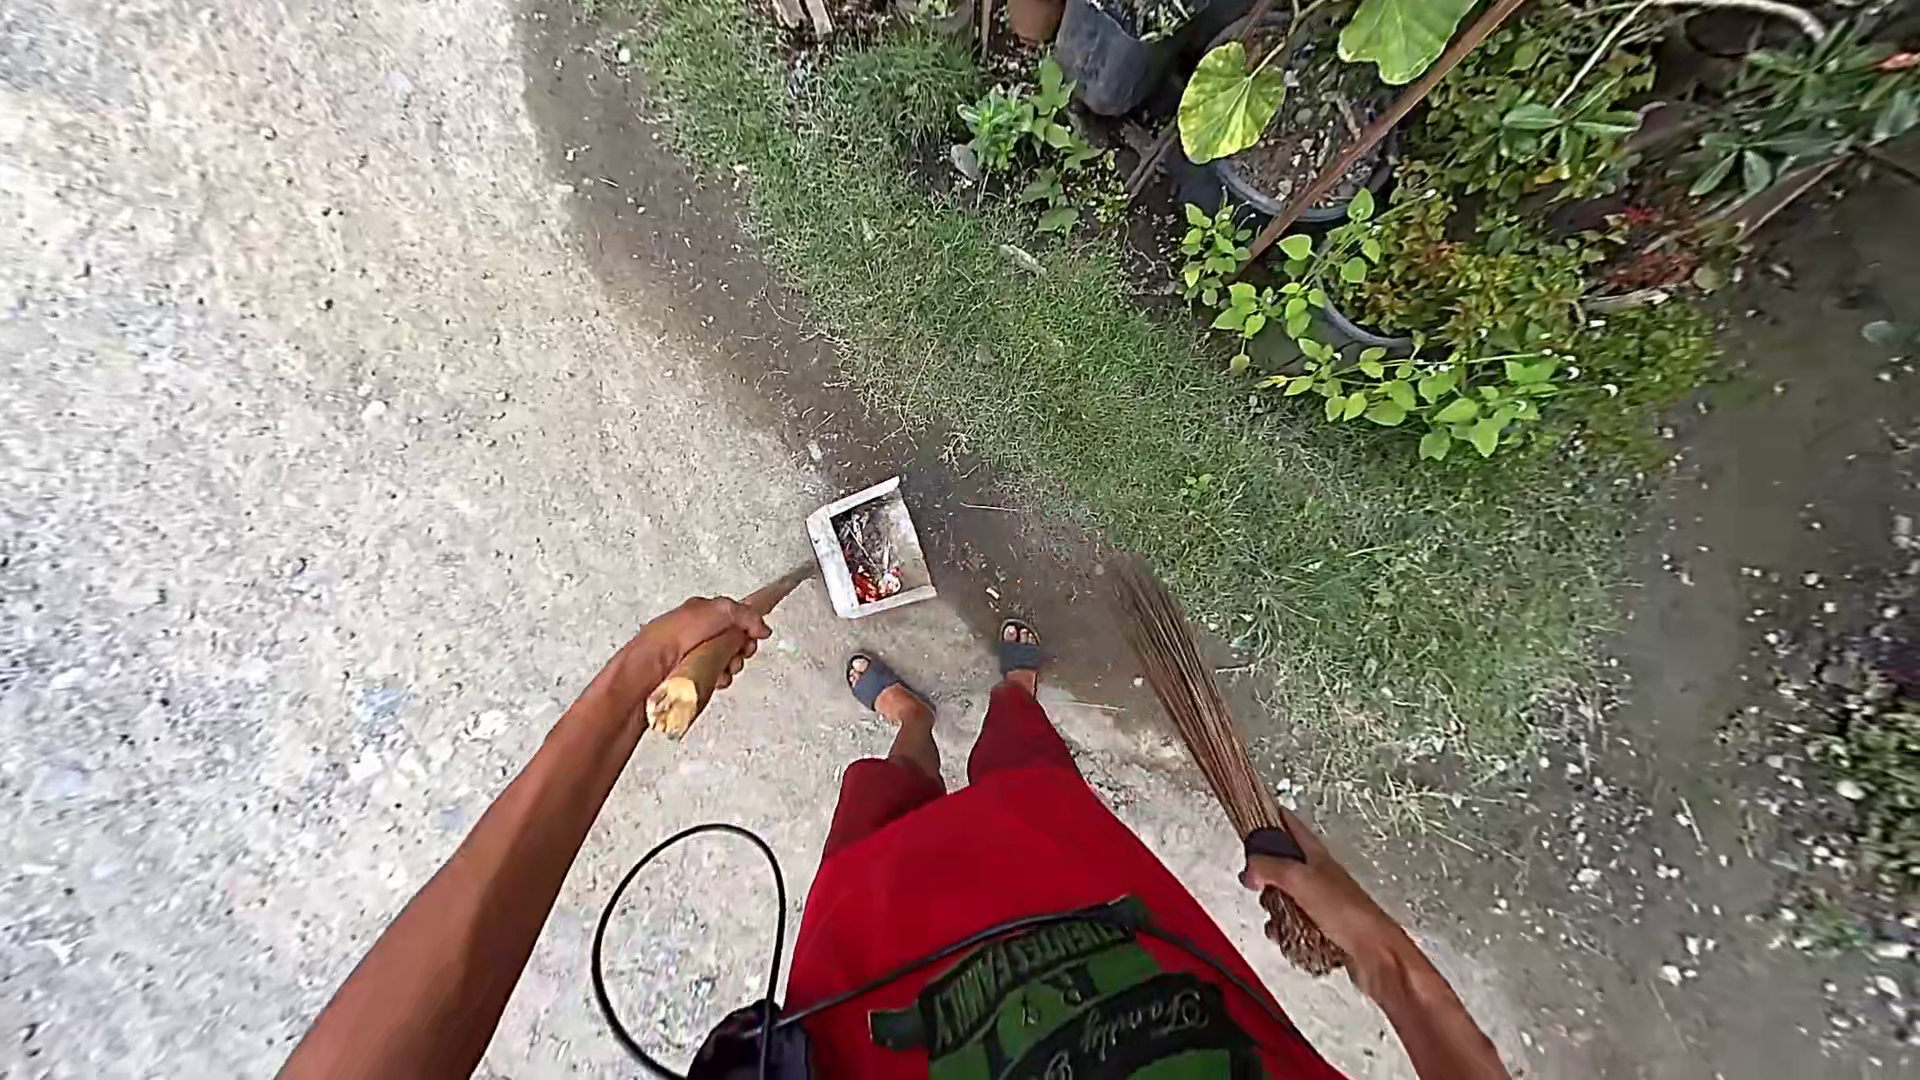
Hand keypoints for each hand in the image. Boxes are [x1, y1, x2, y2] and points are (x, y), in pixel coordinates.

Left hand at [622, 596, 771, 693]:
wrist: (651, 666)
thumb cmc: (675, 634)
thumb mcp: (721, 610)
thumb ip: (747, 615)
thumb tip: (762, 627)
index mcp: (702, 613)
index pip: (736, 617)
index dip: (748, 626)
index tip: (755, 633)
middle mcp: (698, 633)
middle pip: (736, 640)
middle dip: (743, 647)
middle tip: (740, 650)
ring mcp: (696, 655)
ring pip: (729, 660)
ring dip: (733, 663)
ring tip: (725, 665)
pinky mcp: (695, 675)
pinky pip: (719, 676)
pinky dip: (722, 677)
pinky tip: (717, 677)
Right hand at [1241, 808, 1413, 999]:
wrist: (1378, 958)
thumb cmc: (1351, 913)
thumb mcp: (1297, 878)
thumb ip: (1266, 867)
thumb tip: (1249, 870)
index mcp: (1315, 854)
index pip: (1289, 824)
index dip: (1271, 816)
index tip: (1255, 815)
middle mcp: (1318, 874)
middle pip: (1279, 864)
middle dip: (1264, 876)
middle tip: (1261, 882)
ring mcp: (1322, 902)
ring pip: (1283, 896)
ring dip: (1274, 907)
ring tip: (1278, 915)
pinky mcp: (1323, 929)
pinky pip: (1292, 924)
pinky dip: (1285, 930)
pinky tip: (1288, 936)